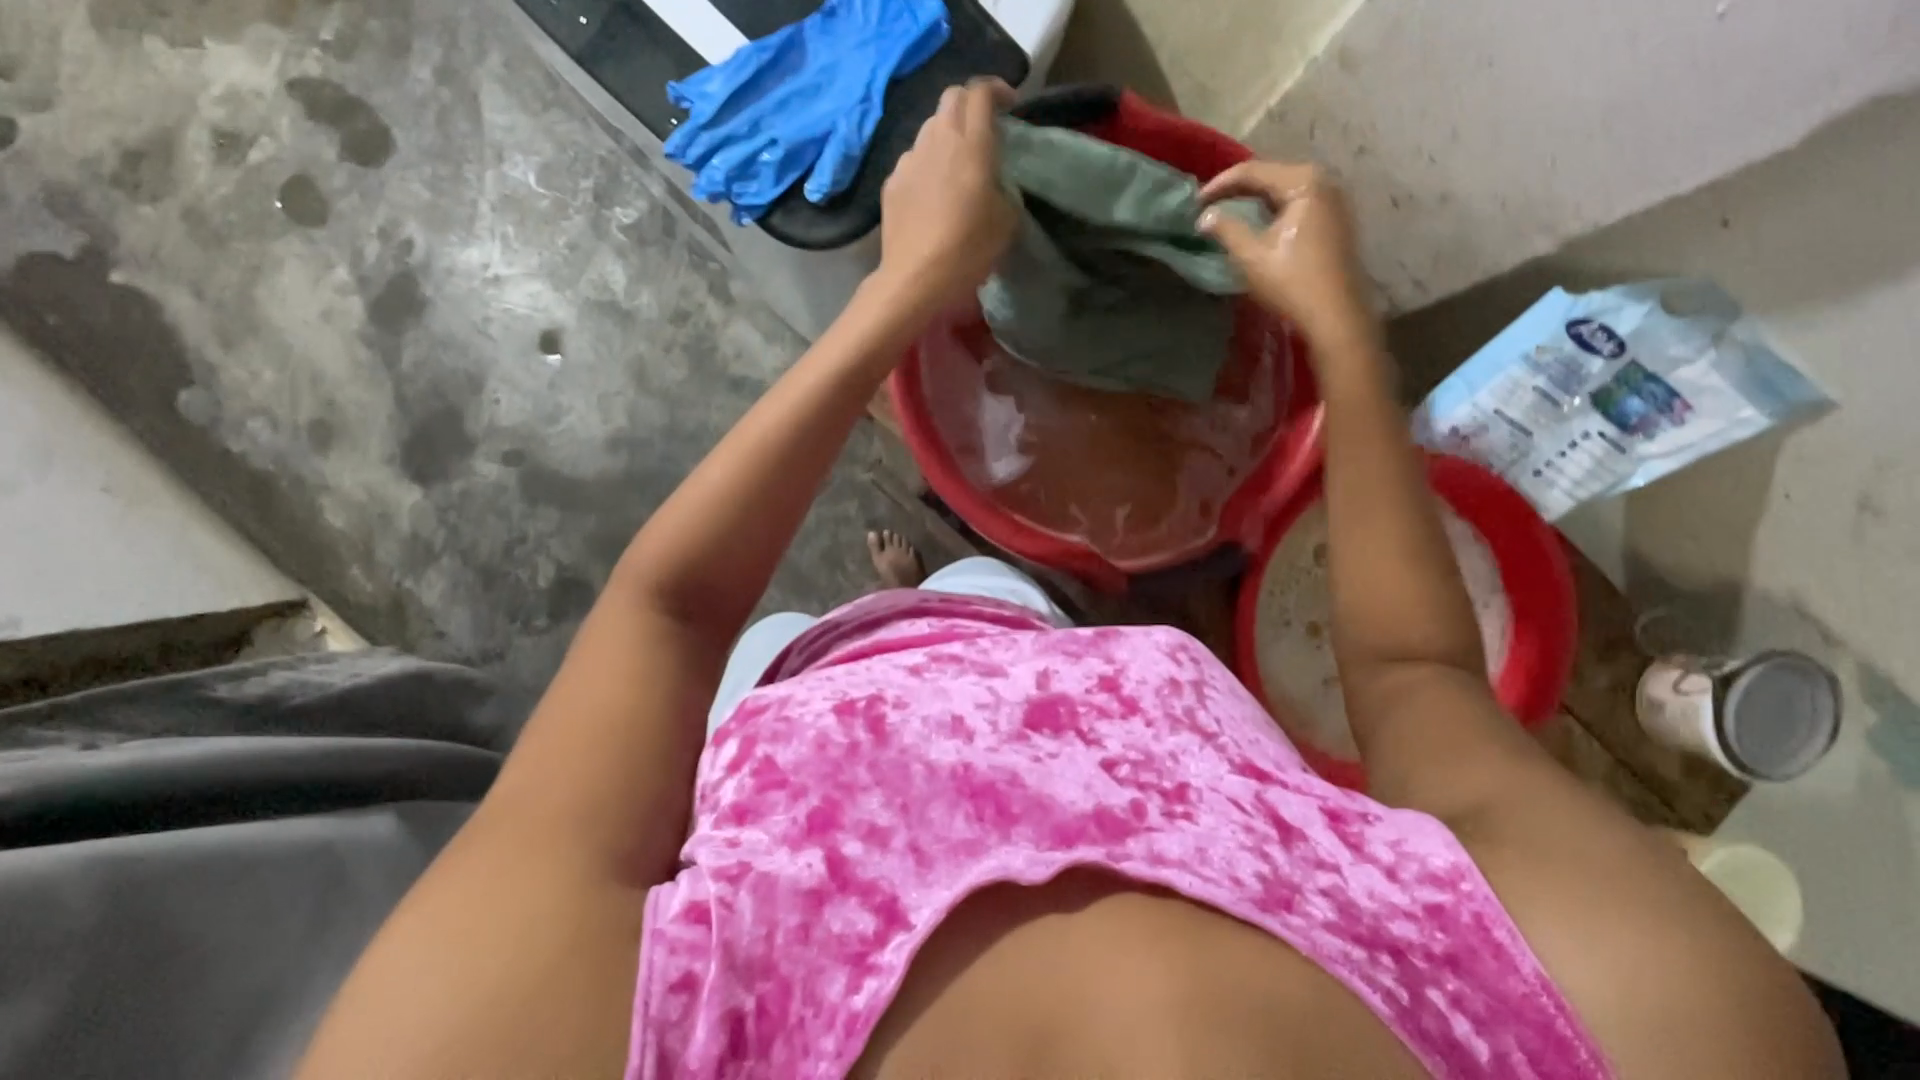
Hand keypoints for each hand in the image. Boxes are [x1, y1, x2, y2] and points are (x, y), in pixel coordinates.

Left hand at [874, 78, 1017, 313]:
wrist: (917, 277)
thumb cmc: (969, 249)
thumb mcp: (1007, 220)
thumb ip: (1005, 186)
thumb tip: (995, 179)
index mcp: (972, 144)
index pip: (980, 92)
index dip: (996, 89)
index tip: (1009, 105)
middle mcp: (937, 140)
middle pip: (951, 98)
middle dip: (970, 104)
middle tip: (984, 128)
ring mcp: (909, 159)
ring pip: (930, 128)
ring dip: (947, 135)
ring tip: (956, 164)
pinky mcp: (891, 182)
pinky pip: (913, 160)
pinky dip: (927, 164)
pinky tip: (932, 193)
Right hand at [1198, 162, 1380, 354]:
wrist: (1336, 317)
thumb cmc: (1292, 284)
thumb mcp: (1251, 257)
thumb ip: (1226, 230)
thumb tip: (1205, 217)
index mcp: (1303, 183)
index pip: (1253, 171)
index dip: (1220, 184)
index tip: (1195, 202)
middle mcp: (1324, 182)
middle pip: (1272, 175)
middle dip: (1239, 187)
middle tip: (1211, 202)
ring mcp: (1334, 201)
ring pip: (1286, 189)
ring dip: (1257, 197)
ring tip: (1231, 209)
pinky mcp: (1337, 220)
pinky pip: (1299, 202)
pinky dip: (1275, 208)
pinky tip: (1260, 221)